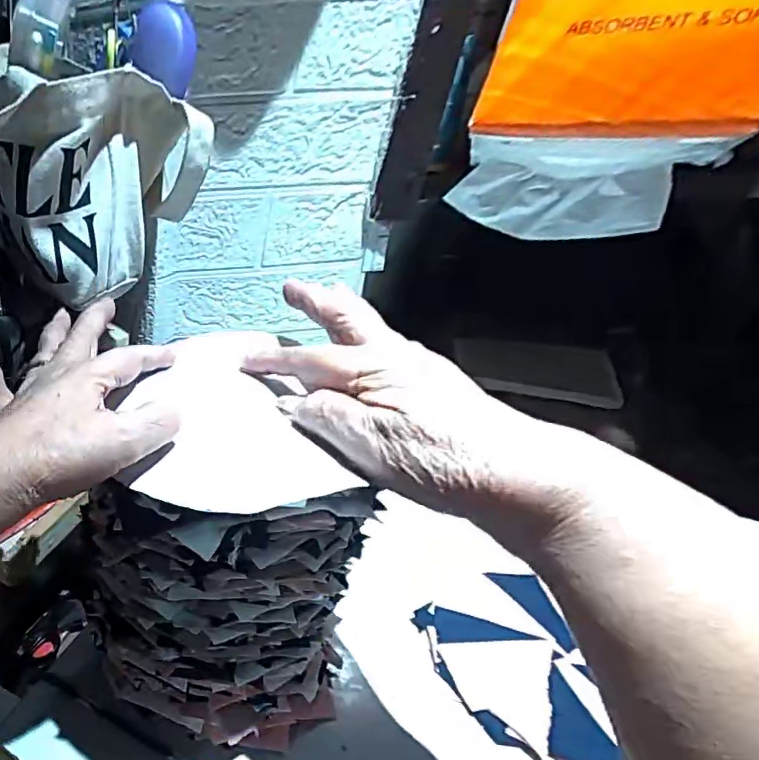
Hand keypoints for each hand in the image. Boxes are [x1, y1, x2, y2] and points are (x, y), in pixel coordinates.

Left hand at [0, 299, 177, 536]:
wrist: (7, 474)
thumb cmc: (66, 454)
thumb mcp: (123, 442)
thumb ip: (153, 425)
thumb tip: (174, 411)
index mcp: (89, 377)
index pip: (128, 359)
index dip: (153, 355)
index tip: (172, 354)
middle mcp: (59, 375)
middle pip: (80, 339)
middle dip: (96, 321)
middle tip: (106, 304)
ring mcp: (30, 391)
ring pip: (44, 353)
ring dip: (54, 334)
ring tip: (59, 317)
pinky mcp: (9, 412)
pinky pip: (1, 388)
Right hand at [240, 281, 608, 524]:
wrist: (513, 471)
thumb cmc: (444, 461)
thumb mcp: (373, 447)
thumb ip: (331, 419)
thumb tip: (297, 404)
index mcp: (373, 371)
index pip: (309, 363)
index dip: (274, 362)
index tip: (246, 360)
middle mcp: (397, 359)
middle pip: (348, 322)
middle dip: (317, 304)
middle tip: (295, 288)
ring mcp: (421, 369)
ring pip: (373, 332)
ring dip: (346, 314)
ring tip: (332, 300)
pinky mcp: (437, 386)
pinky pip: (392, 349)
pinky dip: (372, 341)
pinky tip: (377, 353)